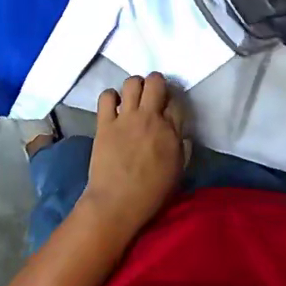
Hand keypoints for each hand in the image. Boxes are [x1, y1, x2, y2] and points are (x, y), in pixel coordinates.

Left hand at [78, 73, 186, 236]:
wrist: (117, 202)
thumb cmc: (151, 194)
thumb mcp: (178, 172)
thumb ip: (181, 148)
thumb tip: (180, 134)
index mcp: (172, 132)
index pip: (176, 101)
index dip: (172, 101)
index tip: (167, 107)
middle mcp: (151, 119)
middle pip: (156, 82)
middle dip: (155, 83)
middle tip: (151, 95)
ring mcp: (126, 118)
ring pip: (132, 83)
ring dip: (134, 86)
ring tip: (132, 97)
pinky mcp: (104, 123)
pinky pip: (106, 96)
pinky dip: (110, 96)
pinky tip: (112, 106)